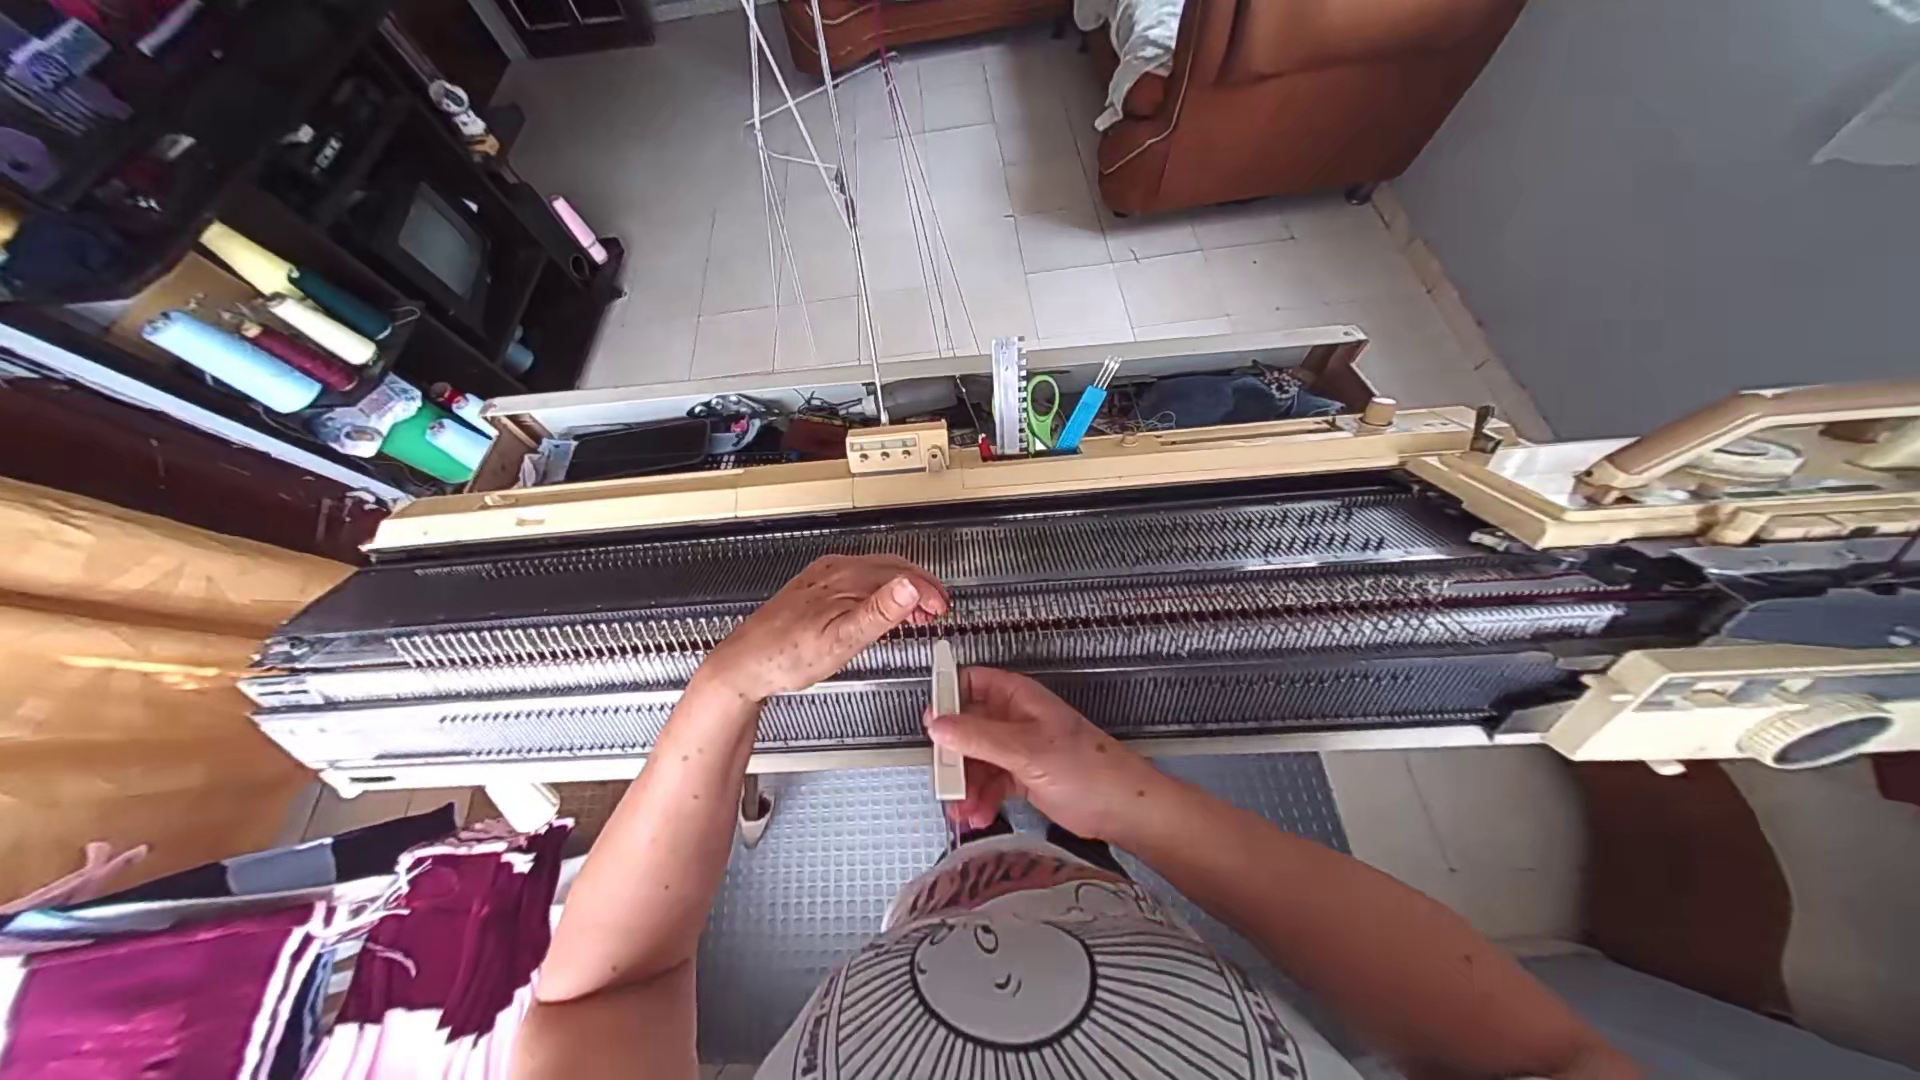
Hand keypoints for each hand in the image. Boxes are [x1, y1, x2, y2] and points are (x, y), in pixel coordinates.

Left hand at [701, 555, 948, 702]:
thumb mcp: (842, 639)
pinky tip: (876, 609)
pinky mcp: (813, 591)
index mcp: (845, 578)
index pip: (901, 574)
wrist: (743, 666)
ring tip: (915, 611)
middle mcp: (833, 572)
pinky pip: (857, 581)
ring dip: (900, 589)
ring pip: (874, 574)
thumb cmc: (785, 657)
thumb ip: (880, 611)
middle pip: (890, 568)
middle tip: (936, 608)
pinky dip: (879, 592)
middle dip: (919, 587)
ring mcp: (822, 580)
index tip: (942, 607)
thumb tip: (912, 586)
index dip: (928, 590)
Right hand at [927, 667, 1170, 839]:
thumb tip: (937, 724)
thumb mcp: (1027, 750)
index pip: (970, 683)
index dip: (947, 698)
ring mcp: (1016, 748)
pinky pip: (989, 782)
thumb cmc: (1088, 768)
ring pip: (975, 759)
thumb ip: (979, 737)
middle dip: (953, 756)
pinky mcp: (1021, 776)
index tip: (930, 724)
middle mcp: (1013, 719)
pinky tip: (978, 816)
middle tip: (945, 781)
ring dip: (965, 785)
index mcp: (1017, 697)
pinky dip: (980, 799)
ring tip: (963, 810)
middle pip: (966, 727)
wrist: (1123, 809)